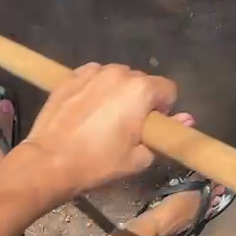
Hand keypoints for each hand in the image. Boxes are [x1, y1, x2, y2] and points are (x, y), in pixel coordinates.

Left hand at [5, 63, 186, 202]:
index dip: (164, 111)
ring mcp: (92, 72)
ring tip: (102, 120)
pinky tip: (85, 112)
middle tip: (124, 128)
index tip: (149, 129)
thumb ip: (163, 136)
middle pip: (141, 82)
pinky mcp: (70, 76)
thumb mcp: (137, 159)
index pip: (168, 90)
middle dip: (139, 101)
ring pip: (116, 78)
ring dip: (116, 94)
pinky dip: (95, 90)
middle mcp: (119, 72)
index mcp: (141, 89)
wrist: (49, 162)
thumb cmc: (97, 164)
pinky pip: (93, 78)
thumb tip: (186, 119)